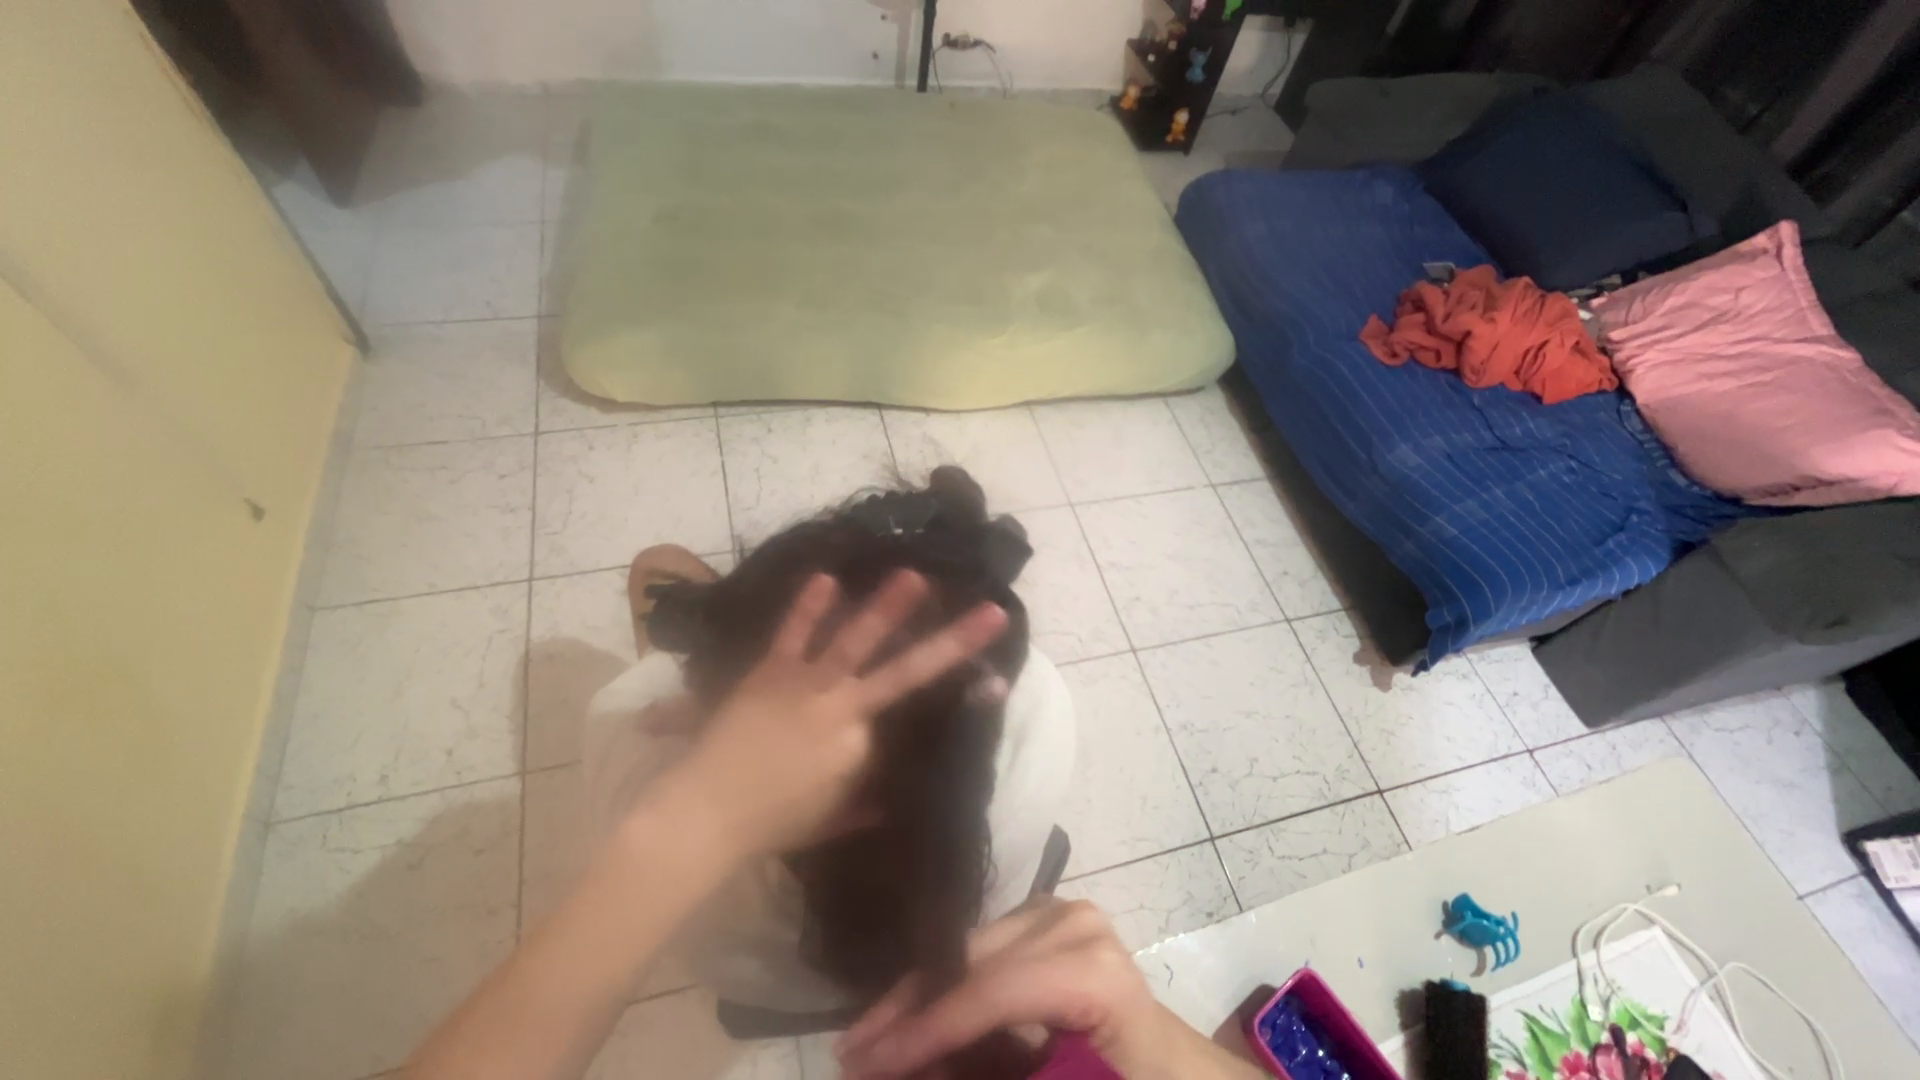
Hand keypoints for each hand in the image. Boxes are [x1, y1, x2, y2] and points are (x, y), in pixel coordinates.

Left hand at [654, 570, 1008, 859]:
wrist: (706, 813)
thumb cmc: (770, 824)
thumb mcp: (828, 821)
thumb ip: (864, 806)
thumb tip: (892, 801)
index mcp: (860, 746)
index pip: (896, 715)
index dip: (919, 707)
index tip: (950, 695)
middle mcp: (843, 709)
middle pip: (906, 673)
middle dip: (952, 642)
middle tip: (990, 613)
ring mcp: (807, 686)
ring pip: (853, 642)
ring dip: (887, 608)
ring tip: (916, 577)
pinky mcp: (771, 672)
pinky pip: (793, 635)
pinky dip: (808, 608)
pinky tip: (826, 578)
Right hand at [836, 899, 1174, 1079]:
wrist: (1172, 1069)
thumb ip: (985, 1070)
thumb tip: (919, 1070)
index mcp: (1094, 970)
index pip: (990, 994)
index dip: (923, 1031)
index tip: (865, 1065)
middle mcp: (1073, 923)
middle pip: (969, 964)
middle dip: (906, 1013)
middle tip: (848, 1054)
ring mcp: (1058, 912)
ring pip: (965, 951)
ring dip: (915, 998)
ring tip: (867, 1041)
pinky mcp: (1044, 917)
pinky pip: (979, 949)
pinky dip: (943, 984)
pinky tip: (908, 1014)